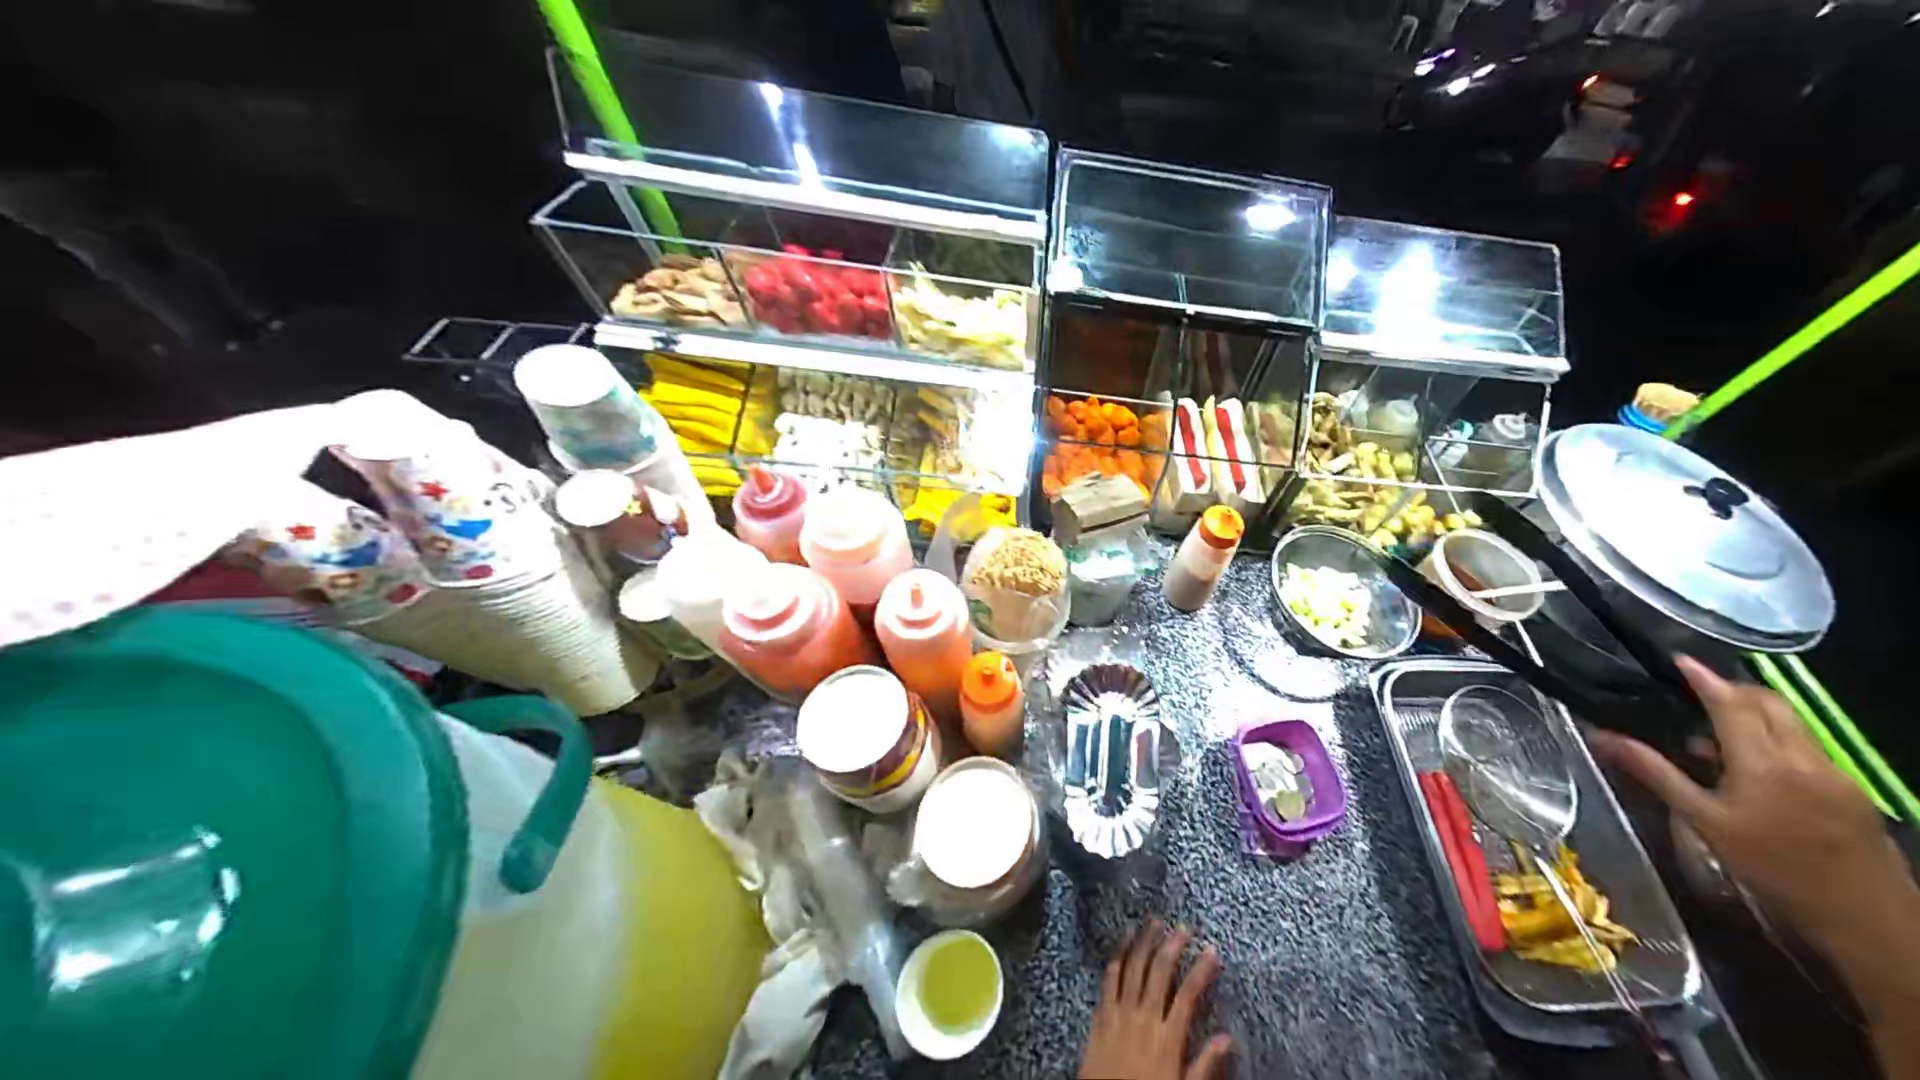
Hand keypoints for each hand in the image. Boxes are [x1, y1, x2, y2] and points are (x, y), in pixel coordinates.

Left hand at [1079, 918, 1231, 1079]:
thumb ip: (1204, 1065)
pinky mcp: (1101, 1012)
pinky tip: (1124, 940)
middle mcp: (1144, 1018)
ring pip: (1133, 967)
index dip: (1201, 970)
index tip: (1212, 951)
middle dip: (1172, 946)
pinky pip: (1109, 977)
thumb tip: (1227, 1038)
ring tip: (1154, 922)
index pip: (1188, 995)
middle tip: (1183, 927)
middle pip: (1159, 972)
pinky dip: (1118, 955)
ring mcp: (1120, 1012)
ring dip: (1144, 941)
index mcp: (1167, 1038)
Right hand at [1587, 655, 1908, 938]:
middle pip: (1771, 705)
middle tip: (1694, 691)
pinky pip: (1806, 749)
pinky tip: (1748, 768)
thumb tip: (1600, 736)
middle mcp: (1806, 760)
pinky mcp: (1851, 791)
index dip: (1705, 679)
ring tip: (1711, 735)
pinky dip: (1773, 741)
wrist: (1866, 918)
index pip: (1733, 705)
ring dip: (1753, 716)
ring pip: (1792, 725)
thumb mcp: (1702, 821)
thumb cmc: (1771, 868)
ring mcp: (1836, 775)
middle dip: (1734, 690)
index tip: (1679, 660)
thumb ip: (1654, 772)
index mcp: (1765, 764)